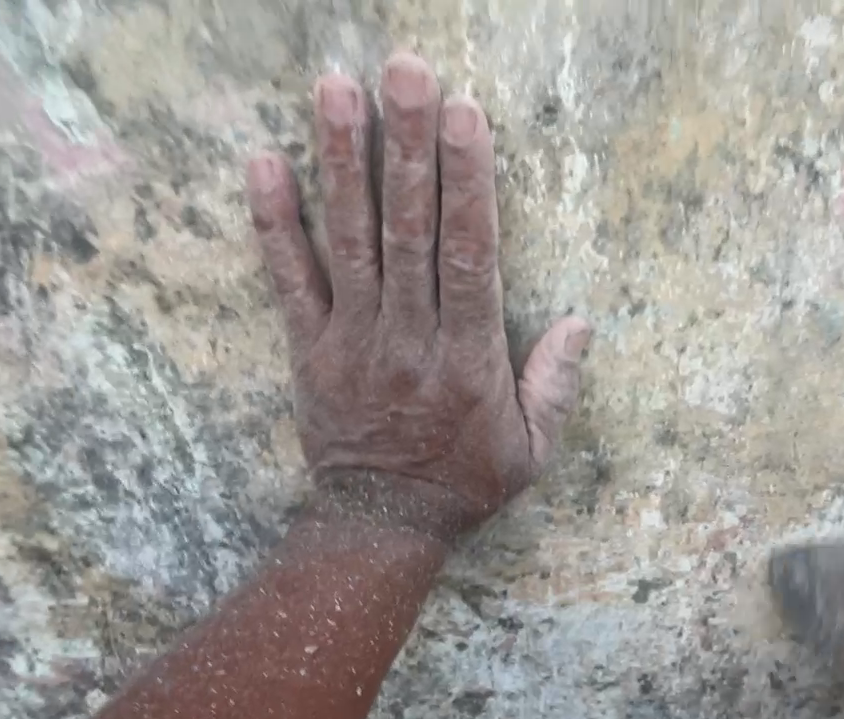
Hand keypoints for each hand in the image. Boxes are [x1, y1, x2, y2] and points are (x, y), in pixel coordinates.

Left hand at [244, 52, 590, 539]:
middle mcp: (411, 340)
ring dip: (341, 163)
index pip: (470, 258)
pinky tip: (263, 163)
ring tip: (335, 88)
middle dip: (409, 148)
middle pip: (409, 232)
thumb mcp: (533, 449)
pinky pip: (290, 282)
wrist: (386, 522)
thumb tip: (580, 322)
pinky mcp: (310, 351)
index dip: (467, 186)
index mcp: (470, 360)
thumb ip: (555, 386)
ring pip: (350, 242)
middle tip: (405, 72)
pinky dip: (274, 224)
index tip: (465, 119)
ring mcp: (355, 341)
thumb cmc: (468, 483)